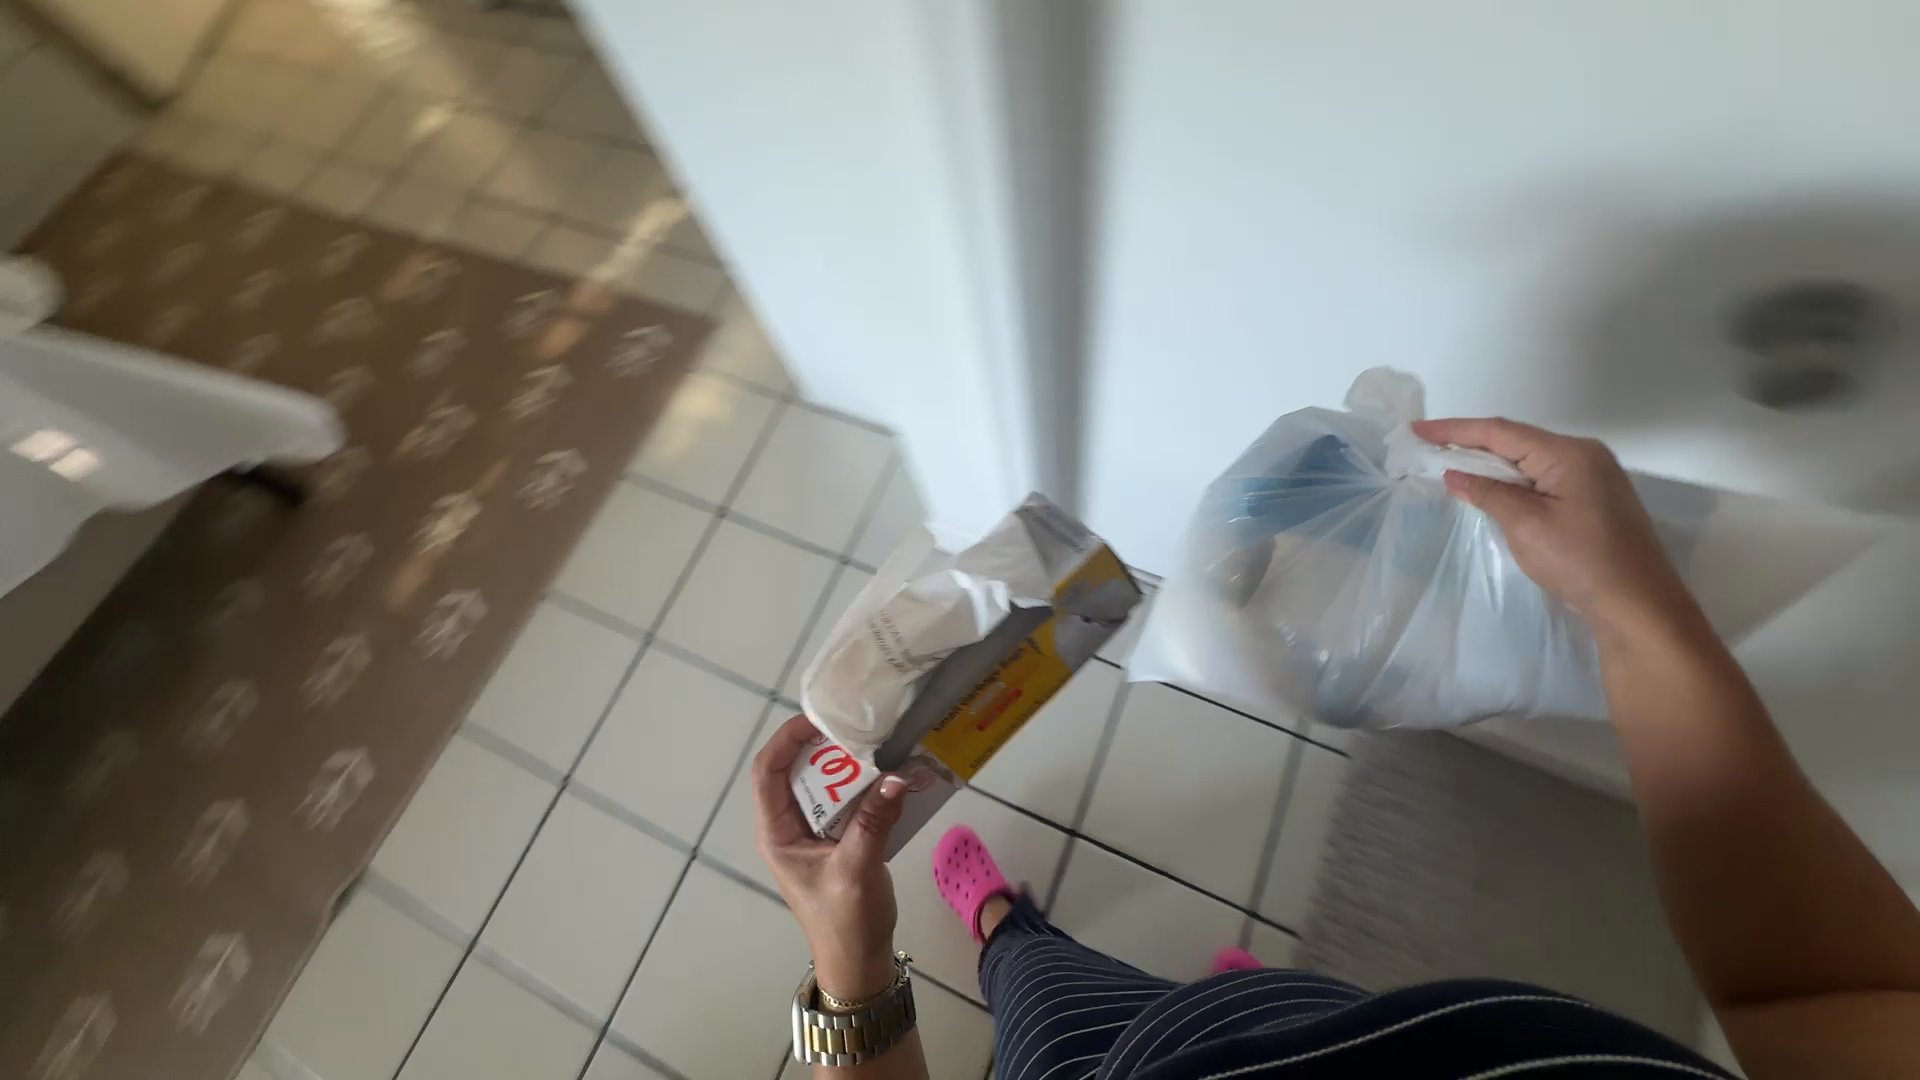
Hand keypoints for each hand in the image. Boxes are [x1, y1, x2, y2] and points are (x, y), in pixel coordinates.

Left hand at [752, 713, 908, 1000]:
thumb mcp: (856, 870)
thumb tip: (897, 776)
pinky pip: (848, 797)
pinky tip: (892, 774)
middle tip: (858, 727)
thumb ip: (874, 822)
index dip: (786, 739)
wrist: (860, 961)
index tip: (818, 719)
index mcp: (777, 832)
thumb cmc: (844, 921)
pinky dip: (867, 783)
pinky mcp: (840, 833)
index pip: (767, 771)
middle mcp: (791, 824)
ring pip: (826, 780)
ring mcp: (815, 829)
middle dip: (825, 746)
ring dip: (850, 763)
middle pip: (797, 768)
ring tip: (878, 743)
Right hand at [1410, 417, 1701, 637]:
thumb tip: (1454, 474)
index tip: (1417, 429)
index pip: (1500, 432)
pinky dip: (1505, 476)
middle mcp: (1582, 456)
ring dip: (1485, 459)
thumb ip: (1488, 493)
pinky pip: (1537, 475)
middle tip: (1426, 443)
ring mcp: (1589, 476)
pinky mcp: (1588, 497)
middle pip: (1514, 439)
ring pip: (1525, 458)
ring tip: (1445, 460)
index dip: (1455, 429)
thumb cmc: (1580, 560)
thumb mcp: (1525, 524)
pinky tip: (1485, 484)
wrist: (1637, 603)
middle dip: (1468, 440)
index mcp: (1568, 455)